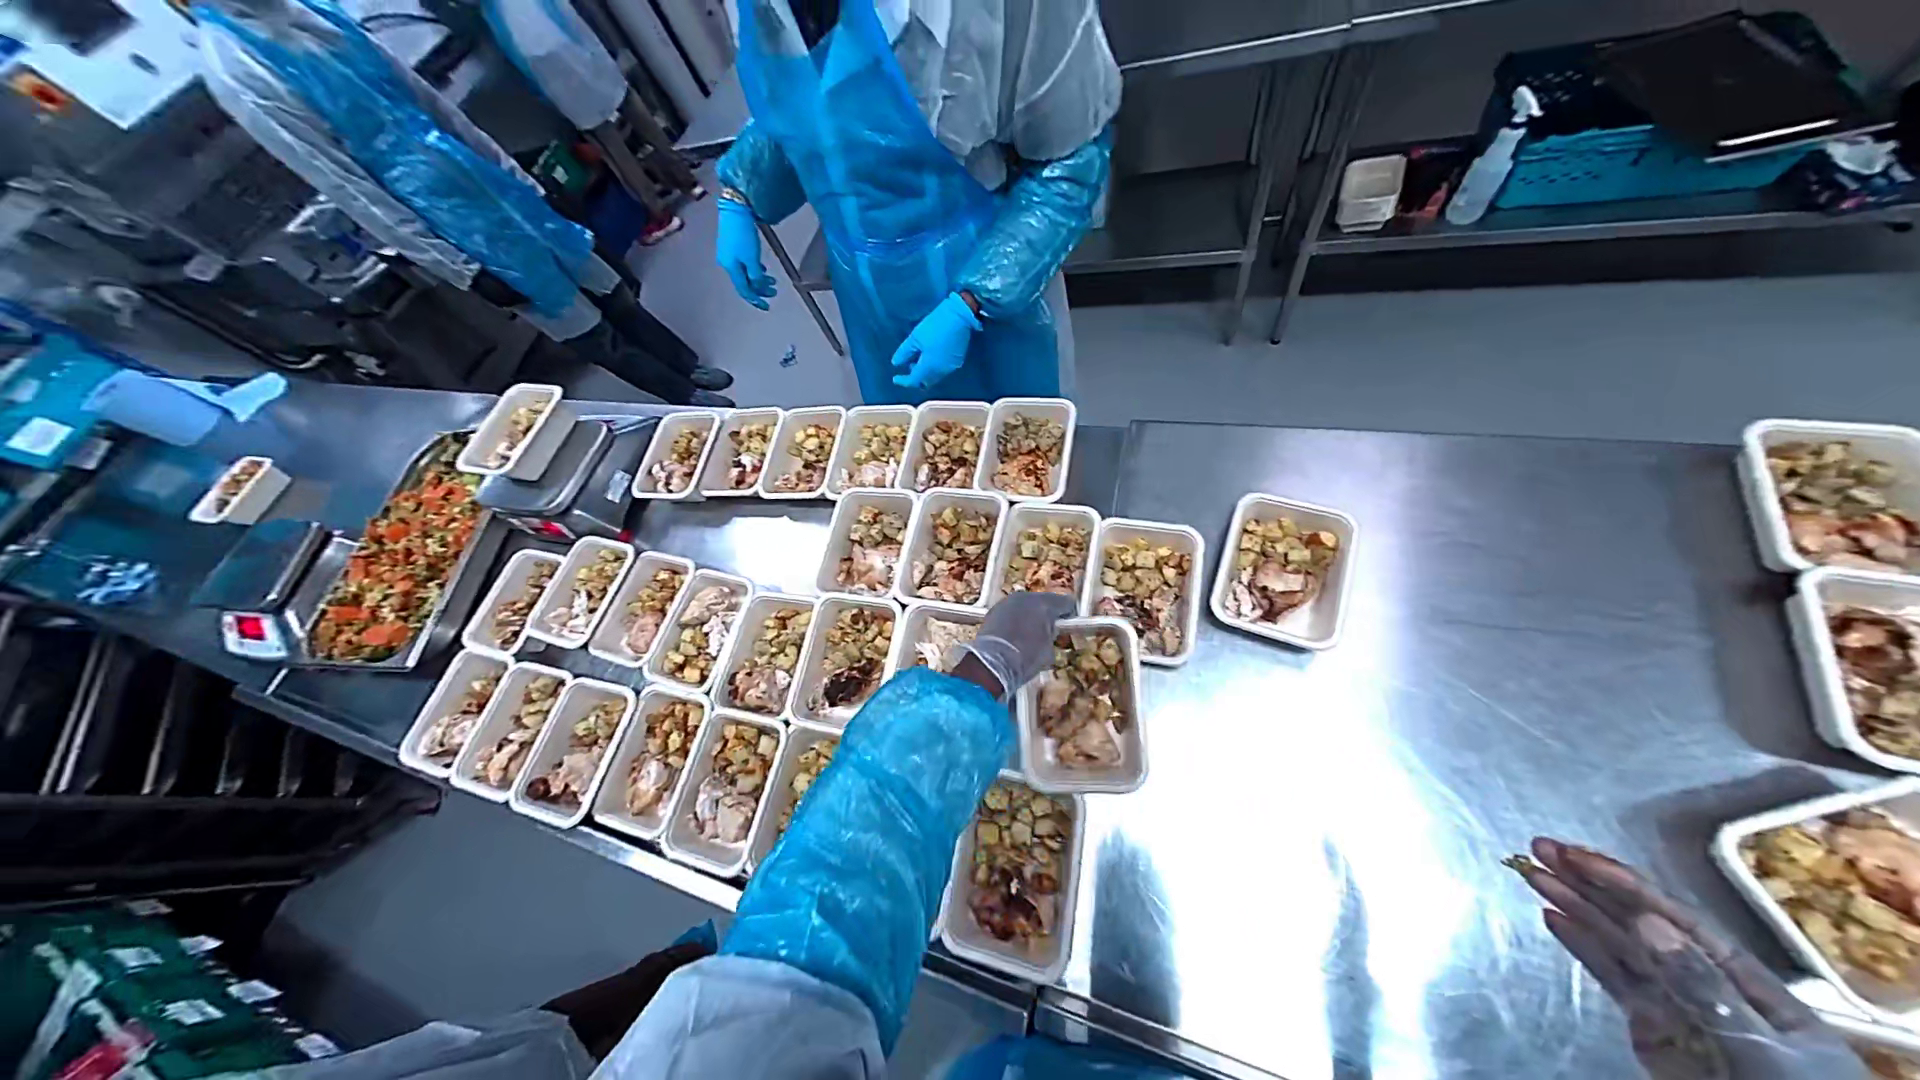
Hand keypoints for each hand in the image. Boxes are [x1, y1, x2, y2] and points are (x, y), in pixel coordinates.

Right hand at [716, 198, 775, 309]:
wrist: (736, 210)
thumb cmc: (744, 234)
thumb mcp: (752, 259)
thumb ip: (756, 276)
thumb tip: (759, 288)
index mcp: (731, 268)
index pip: (744, 290)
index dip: (756, 300)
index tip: (767, 306)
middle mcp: (727, 264)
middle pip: (745, 283)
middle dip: (760, 290)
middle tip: (773, 292)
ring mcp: (729, 255)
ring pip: (745, 274)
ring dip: (759, 280)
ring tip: (772, 281)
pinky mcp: (732, 247)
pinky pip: (744, 265)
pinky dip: (754, 269)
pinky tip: (762, 268)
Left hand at [890, 293, 979, 389]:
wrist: (960, 316)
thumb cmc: (934, 325)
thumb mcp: (915, 338)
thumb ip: (904, 353)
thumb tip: (896, 363)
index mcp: (929, 367)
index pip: (914, 381)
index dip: (903, 381)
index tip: (895, 378)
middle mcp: (941, 372)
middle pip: (925, 382)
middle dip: (915, 377)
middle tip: (909, 365)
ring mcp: (951, 367)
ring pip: (934, 377)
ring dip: (925, 372)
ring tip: (919, 358)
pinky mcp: (958, 361)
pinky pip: (942, 371)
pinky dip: (934, 368)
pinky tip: (931, 356)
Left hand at [957, 591, 1076, 698]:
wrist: (992, 663)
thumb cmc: (1026, 658)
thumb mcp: (1049, 649)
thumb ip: (1053, 633)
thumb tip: (1051, 630)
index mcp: (1045, 604)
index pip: (1066, 602)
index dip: (1069, 613)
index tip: (1069, 622)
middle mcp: (1027, 597)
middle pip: (1043, 601)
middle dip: (1047, 613)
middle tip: (1049, 630)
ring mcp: (1008, 602)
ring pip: (1025, 605)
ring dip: (1029, 615)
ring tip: (1030, 633)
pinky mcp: (994, 610)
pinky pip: (1011, 611)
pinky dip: (1015, 619)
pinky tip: (1014, 634)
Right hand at [1514, 837, 1868, 1079]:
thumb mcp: (1761, 1051)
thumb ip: (1704, 987)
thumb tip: (1647, 922)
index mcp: (1749, 984)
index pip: (1678, 919)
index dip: (1625, 884)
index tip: (1577, 857)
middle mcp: (1707, 983)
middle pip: (1640, 922)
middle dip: (1588, 882)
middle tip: (1539, 847)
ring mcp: (1676, 1003)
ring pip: (1616, 942)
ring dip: (1572, 903)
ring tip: (1531, 873)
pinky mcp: (1649, 1023)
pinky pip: (1610, 975)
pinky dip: (1579, 944)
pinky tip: (1551, 917)